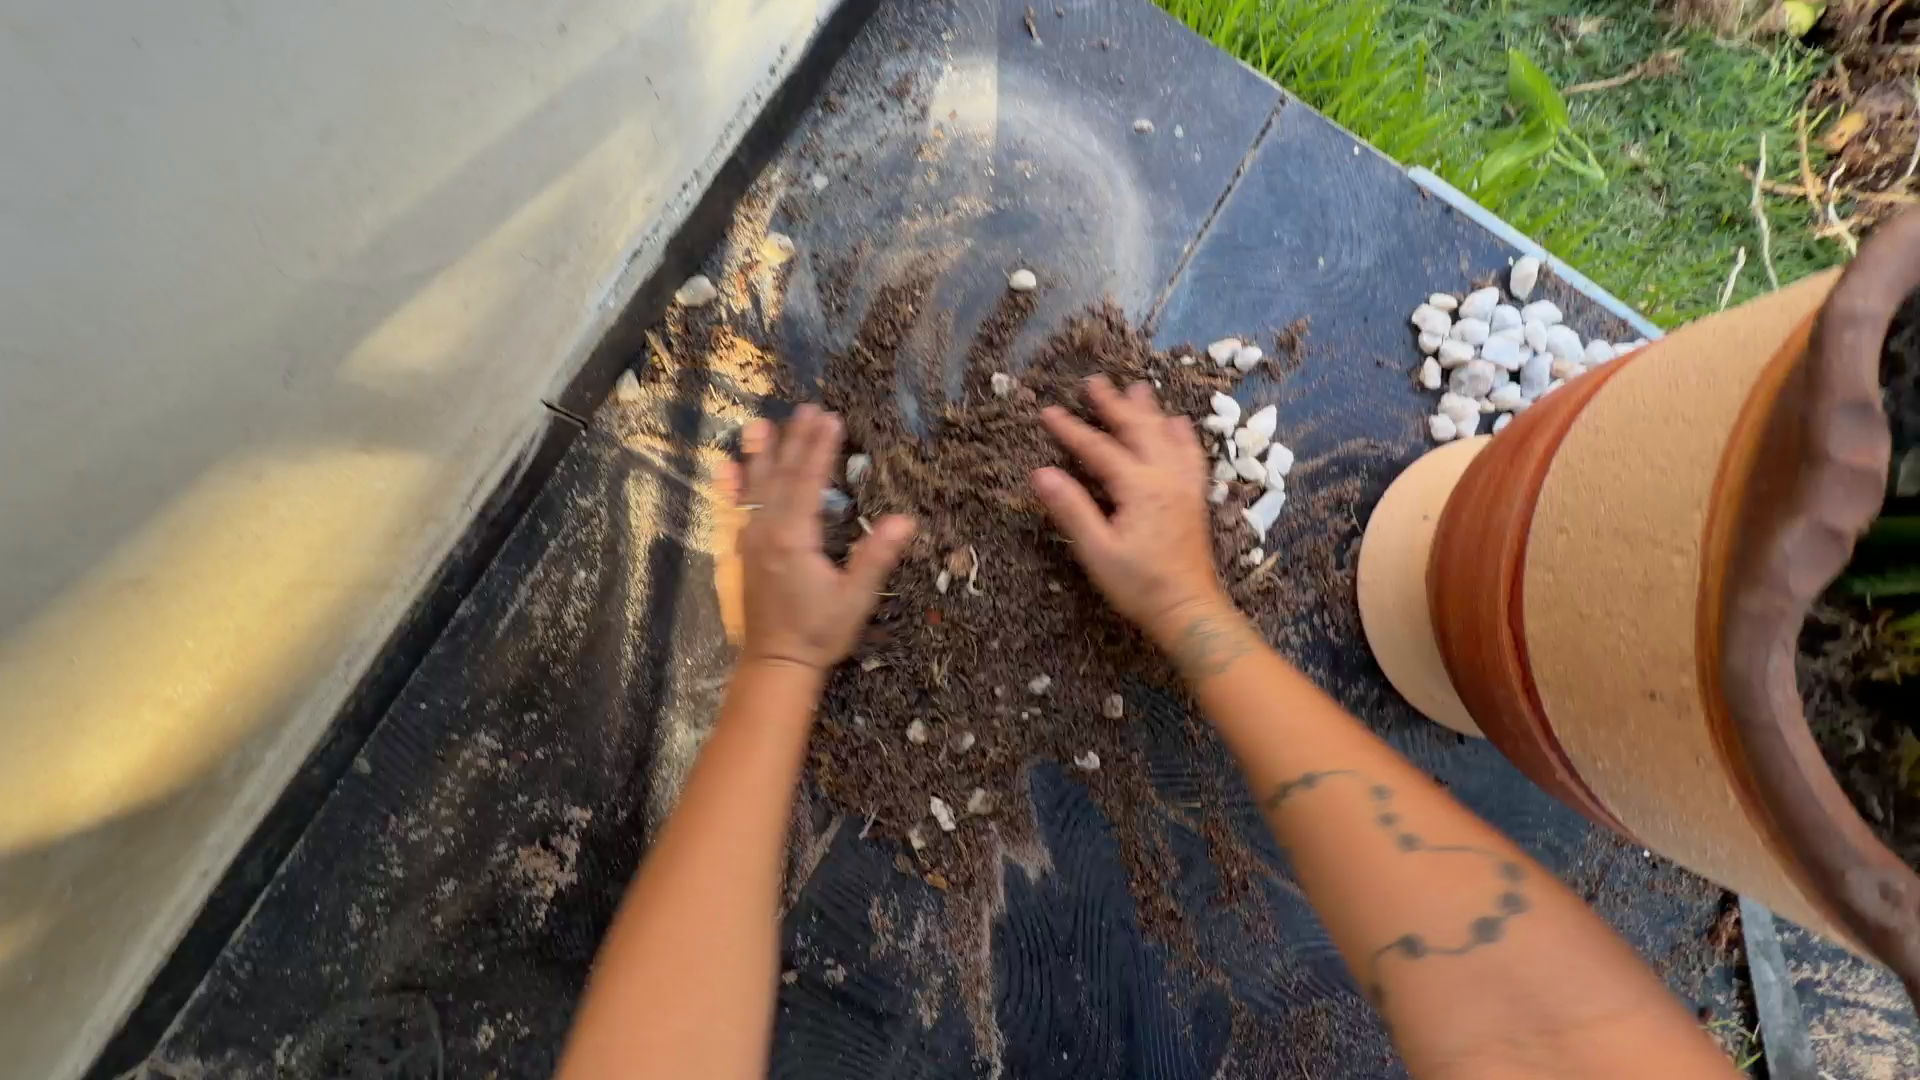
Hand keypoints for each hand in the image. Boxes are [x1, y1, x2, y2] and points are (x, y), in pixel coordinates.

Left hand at [719, 406, 915, 673]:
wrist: (776, 663)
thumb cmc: (820, 632)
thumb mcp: (855, 598)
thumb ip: (876, 556)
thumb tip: (907, 520)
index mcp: (794, 539)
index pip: (809, 482)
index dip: (821, 448)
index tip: (831, 417)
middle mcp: (766, 532)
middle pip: (781, 476)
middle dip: (795, 441)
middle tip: (806, 408)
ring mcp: (750, 541)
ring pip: (755, 487)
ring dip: (761, 454)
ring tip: (762, 424)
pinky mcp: (742, 552)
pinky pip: (737, 509)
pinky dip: (732, 485)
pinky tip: (726, 466)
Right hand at [1030, 376, 1231, 647]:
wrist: (1189, 609)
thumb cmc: (1139, 584)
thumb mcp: (1096, 550)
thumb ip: (1071, 508)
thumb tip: (1040, 473)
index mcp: (1139, 487)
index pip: (1098, 449)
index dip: (1071, 430)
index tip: (1048, 411)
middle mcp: (1166, 476)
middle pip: (1137, 430)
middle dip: (1113, 405)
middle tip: (1094, 381)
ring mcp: (1185, 485)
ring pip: (1166, 436)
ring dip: (1149, 411)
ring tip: (1137, 388)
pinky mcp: (1194, 497)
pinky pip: (1191, 454)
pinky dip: (1182, 435)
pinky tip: (1178, 425)